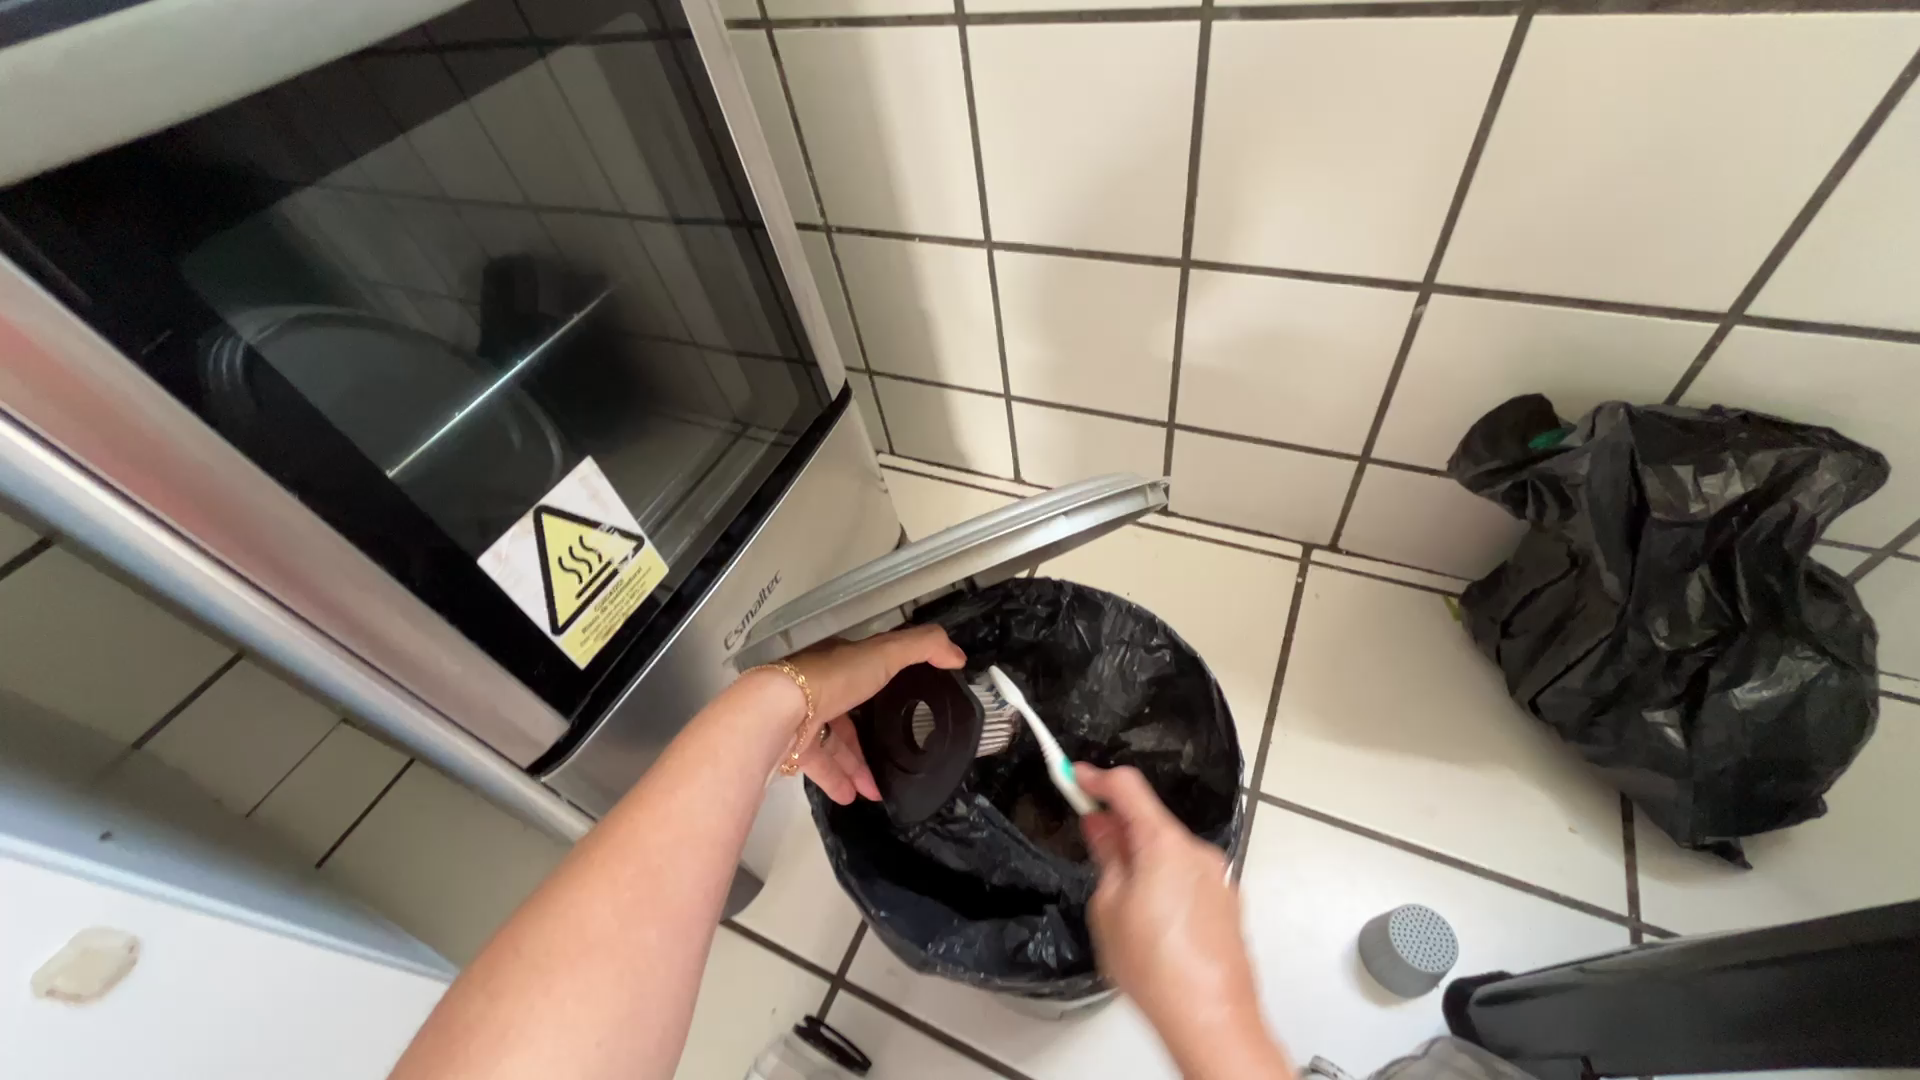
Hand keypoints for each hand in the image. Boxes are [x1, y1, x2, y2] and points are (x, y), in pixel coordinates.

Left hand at [785, 625, 965, 804]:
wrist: (778, 710)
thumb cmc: (834, 676)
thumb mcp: (885, 652)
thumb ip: (924, 648)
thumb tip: (958, 655)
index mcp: (839, 662)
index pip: (866, 669)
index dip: (888, 681)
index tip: (908, 700)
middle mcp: (819, 687)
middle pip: (850, 713)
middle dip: (871, 737)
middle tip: (896, 757)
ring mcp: (803, 717)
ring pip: (835, 744)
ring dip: (857, 767)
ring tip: (878, 792)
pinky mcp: (792, 746)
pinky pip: (820, 766)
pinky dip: (838, 781)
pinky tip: (855, 796)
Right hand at [1077, 765, 1290, 1079]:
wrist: (1213, 1022)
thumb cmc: (1155, 969)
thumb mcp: (1109, 907)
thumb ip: (1106, 855)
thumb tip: (1099, 824)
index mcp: (1164, 843)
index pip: (1128, 786)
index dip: (1096, 778)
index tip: (1074, 777)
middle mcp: (1196, 851)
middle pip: (1150, 819)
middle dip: (1119, 826)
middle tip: (1091, 844)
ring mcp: (1217, 876)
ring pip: (1169, 850)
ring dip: (1143, 857)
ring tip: (1122, 902)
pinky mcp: (1227, 901)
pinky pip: (1187, 875)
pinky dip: (1165, 880)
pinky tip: (1152, 921)